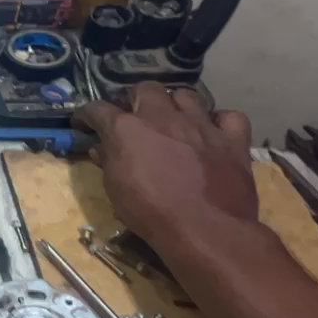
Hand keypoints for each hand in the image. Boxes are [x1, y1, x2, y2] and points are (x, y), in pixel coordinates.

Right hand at [75, 82, 259, 245]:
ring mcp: (200, 126)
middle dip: (136, 98)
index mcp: (125, 128)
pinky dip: (221, 121)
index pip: (97, 108)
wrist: (205, 230)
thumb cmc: (149, 210)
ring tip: (173, 119)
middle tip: (134, 115)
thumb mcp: (113, 186)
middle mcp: (161, 117)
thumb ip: (108, 160)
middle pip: (146, 88)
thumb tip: (102, 149)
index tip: (84, 124)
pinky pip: (231, 117)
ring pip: (188, 95)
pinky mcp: (232, 142)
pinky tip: (213, 131)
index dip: (87, 115)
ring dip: (176, 104)